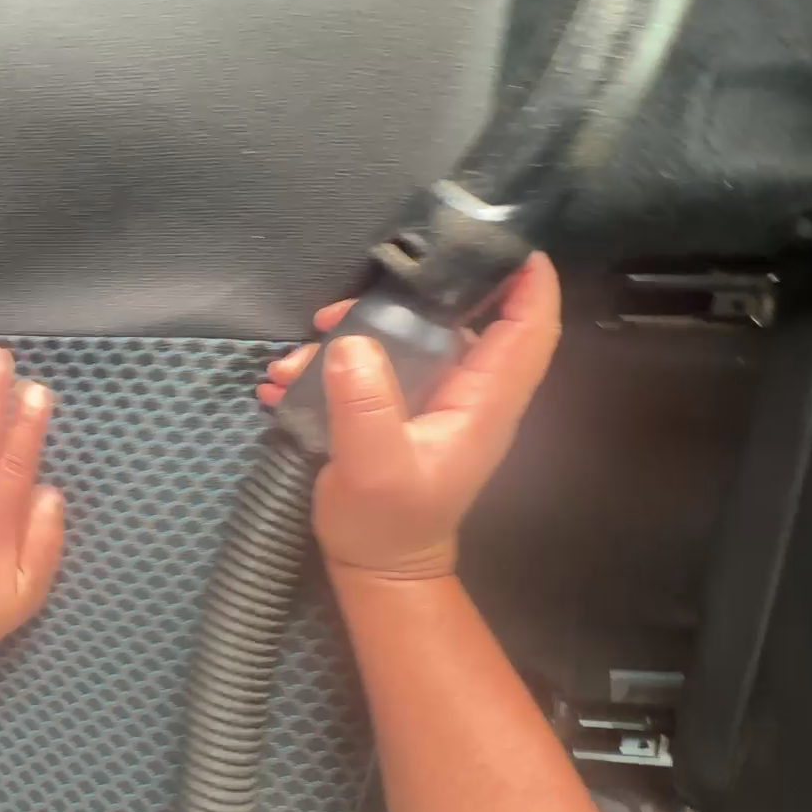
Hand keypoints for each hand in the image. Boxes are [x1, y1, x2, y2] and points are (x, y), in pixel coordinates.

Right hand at [258, 253, 561, 581]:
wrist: (374, 566)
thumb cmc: (387, 522)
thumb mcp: (373, 466)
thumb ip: (364, 405)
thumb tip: (349, 341)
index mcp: (480, 405)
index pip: (525, 334)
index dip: (528, 287)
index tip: (506, 245)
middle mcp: (461, 397)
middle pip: (447, 327)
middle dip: (390, 309)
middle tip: (330, 314)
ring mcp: (425, 406)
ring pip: (395, 348)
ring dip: (341, 345)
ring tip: (289, 364)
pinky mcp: (391, 415)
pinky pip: (365, 374)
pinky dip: (324, 372)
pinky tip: (283, 386)